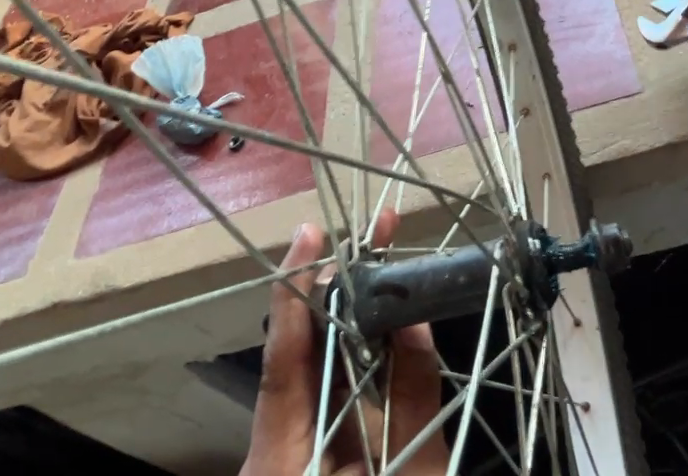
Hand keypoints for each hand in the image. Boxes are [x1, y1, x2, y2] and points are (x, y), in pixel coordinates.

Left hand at [240, 211, 447, 475]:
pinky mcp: (298, 460)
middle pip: (297, 354)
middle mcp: (271, 452)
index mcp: (283, 459)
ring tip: (382, 267)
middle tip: (374, 237)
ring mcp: (282, 456)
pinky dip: (351, 358)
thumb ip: (412, 401)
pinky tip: (380, 330)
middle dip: (334, 290)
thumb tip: (416, 324)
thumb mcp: (413, 474)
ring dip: (347, 319)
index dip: (298, 291)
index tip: (313, 235)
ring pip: (309, 372)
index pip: (284, 358)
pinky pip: (320, 395)